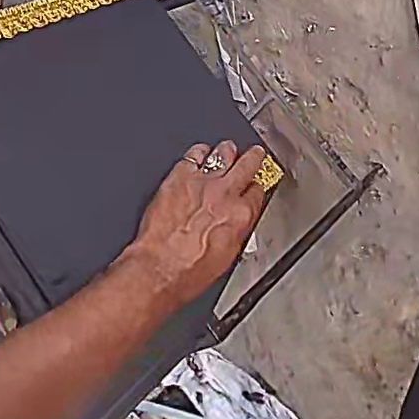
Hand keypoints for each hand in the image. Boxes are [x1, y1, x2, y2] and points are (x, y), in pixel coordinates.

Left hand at [117, 141, 269, 310]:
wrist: (160, 268)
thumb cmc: (190, 270)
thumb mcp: (229, 254)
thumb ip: (238, 228)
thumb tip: (238, 221)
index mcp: (242, 215)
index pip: (258, 191)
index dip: (257, 187)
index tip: (255, 186)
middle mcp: (225, 194)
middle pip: (247, 165)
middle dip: (253, 158)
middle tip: (255, 153)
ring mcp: (201, 182)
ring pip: (222, 154)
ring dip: (226, 151)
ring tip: (228, 148)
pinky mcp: (178, 177)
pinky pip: (193, 155)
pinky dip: (198, 153)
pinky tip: (199, 154)